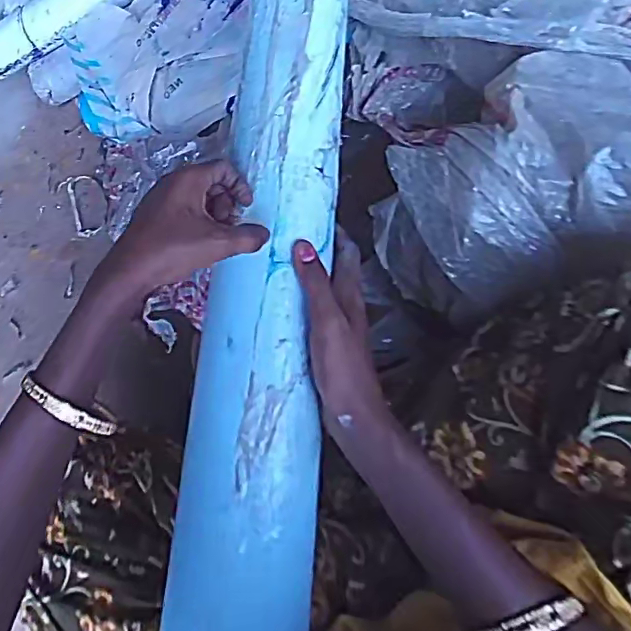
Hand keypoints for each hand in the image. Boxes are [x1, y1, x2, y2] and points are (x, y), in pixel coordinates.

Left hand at [93, 162, 269, 299]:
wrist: (129, 271)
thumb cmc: (172, 249)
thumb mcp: (217, 243)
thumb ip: (246, 237)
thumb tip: (263, 235)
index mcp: (188, 179)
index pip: (224, 168)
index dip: (240, 186)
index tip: (245, 208)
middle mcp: (173, 182)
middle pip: (212, 181)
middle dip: (227, 203)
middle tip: (229, 226)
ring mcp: (160, 197)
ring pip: (198, 196)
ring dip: (213, 214)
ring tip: (215, 238)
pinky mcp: (153, 214)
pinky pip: (183, 208)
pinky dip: (197, 220)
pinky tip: (198, 243)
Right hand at [292, 234, 389, 433]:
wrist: (353, 416)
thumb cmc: (343, 367)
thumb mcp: (327, 320)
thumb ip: (316, 284)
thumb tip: (303, 243)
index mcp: (350, 297)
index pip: (347, 254)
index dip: (336, 232)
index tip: (314, 213)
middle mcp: (346, 307)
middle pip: (334, 269)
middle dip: (316, 249)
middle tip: (285, 235)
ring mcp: (336, 327)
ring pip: (322, 291)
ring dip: (305, 275)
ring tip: (277, 264)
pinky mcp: (325, 344)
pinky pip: (310, 313)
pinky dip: (297, 301)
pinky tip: (279, 306)